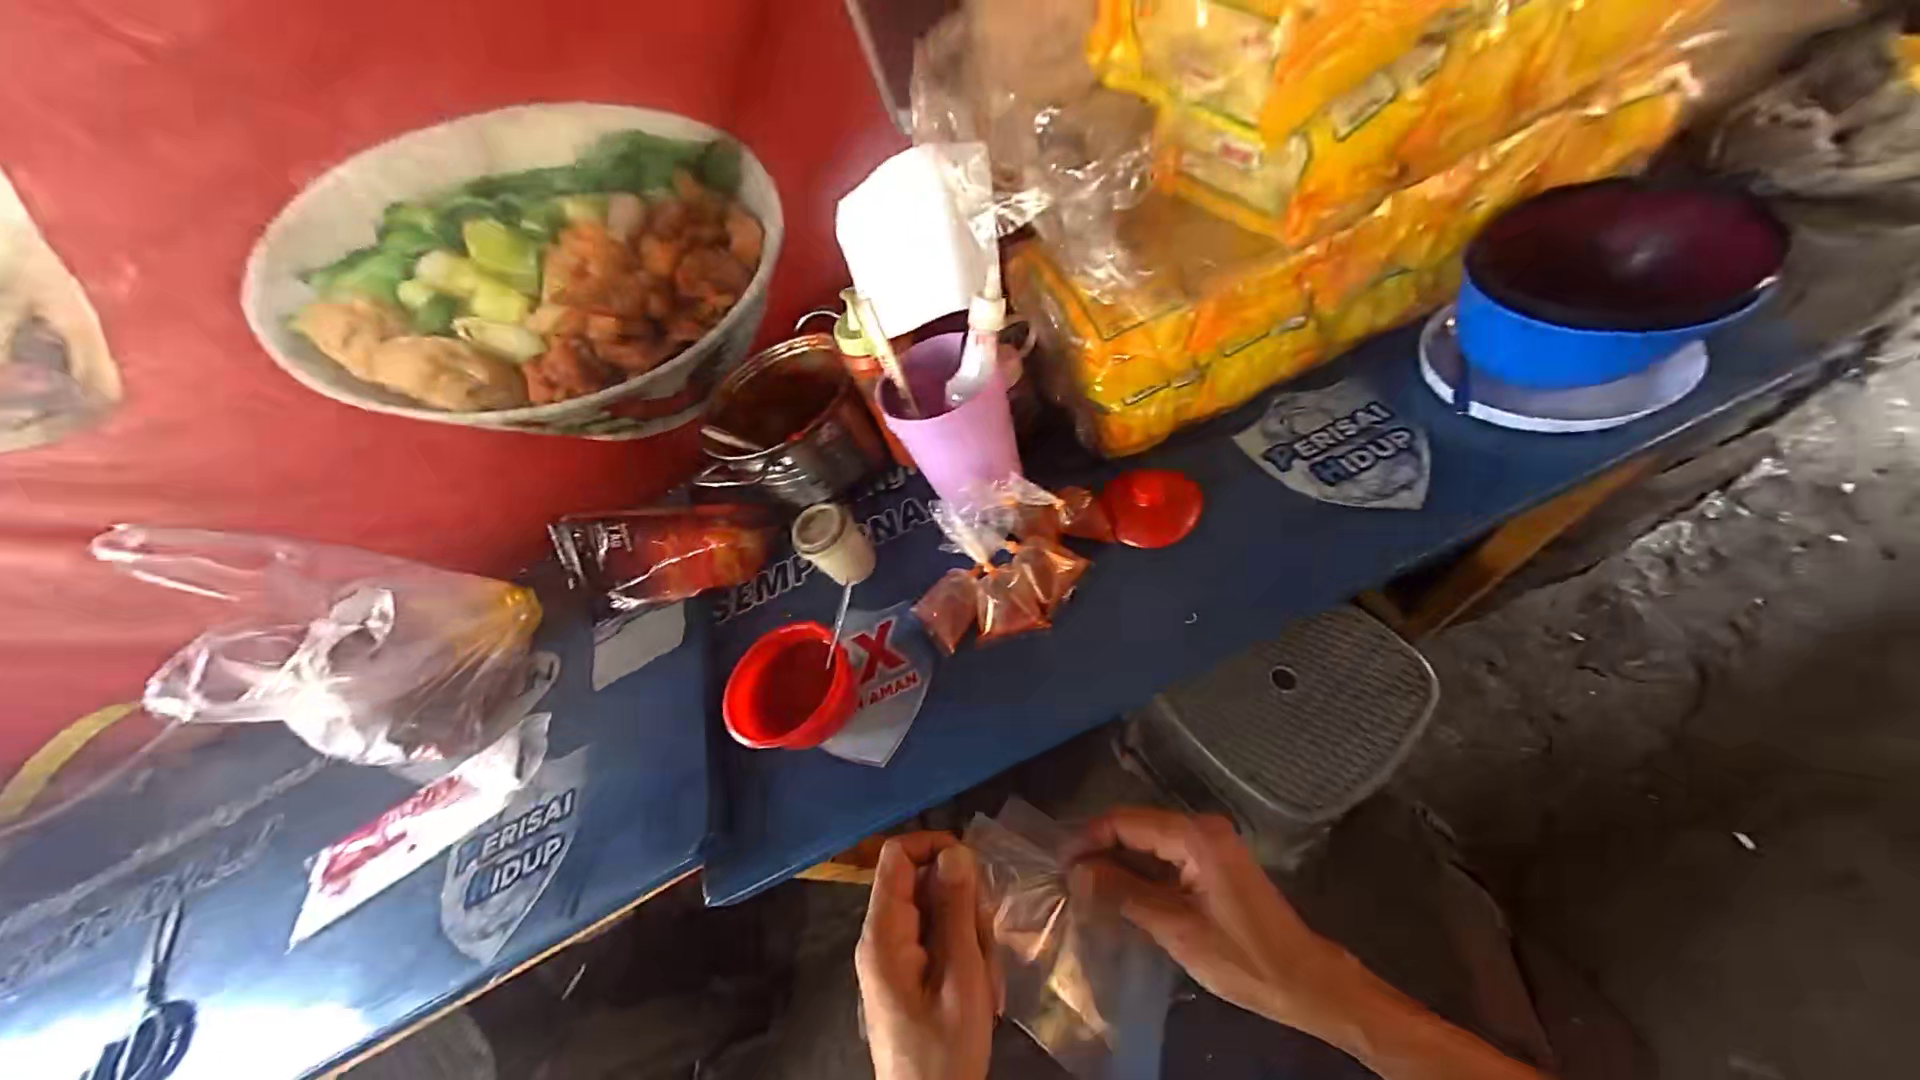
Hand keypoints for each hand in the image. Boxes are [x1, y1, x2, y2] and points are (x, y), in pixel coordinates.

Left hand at [855, 833, 997, 1079]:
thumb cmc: (945, 1052)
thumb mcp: (961, 977)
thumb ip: (957, 910)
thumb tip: (956, 850)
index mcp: (883, 933)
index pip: (897, 855)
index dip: (933, 846)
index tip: (972, 867)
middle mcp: (880, 936)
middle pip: (920, 881)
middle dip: (960, 899)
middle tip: (986, 939)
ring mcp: (892, 956)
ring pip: (933, 909)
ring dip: (966, 930)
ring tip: (985, 974)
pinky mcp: (905, 973)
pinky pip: (933, 937)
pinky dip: (960, 950)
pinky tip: (979, 983)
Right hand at [1070, 807, 1358, 1036]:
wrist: (1308, 982)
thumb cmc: (1244, 959)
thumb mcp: (1177, 929)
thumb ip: (1124, 893)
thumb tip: (1078, 872)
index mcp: (1194, 836)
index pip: (1126, 822)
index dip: (1089, 838)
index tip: (1060, 861)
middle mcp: (1200, 826)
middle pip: (1135, 824)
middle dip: (1099, 846)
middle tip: (1066, 874)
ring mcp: (1208, 841)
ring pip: (1147, 838)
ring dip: (1116, 856)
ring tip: (1084, 880)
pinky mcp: (1211, 858)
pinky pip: (1164, 851)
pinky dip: (1139, 866)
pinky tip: (1118, 885)